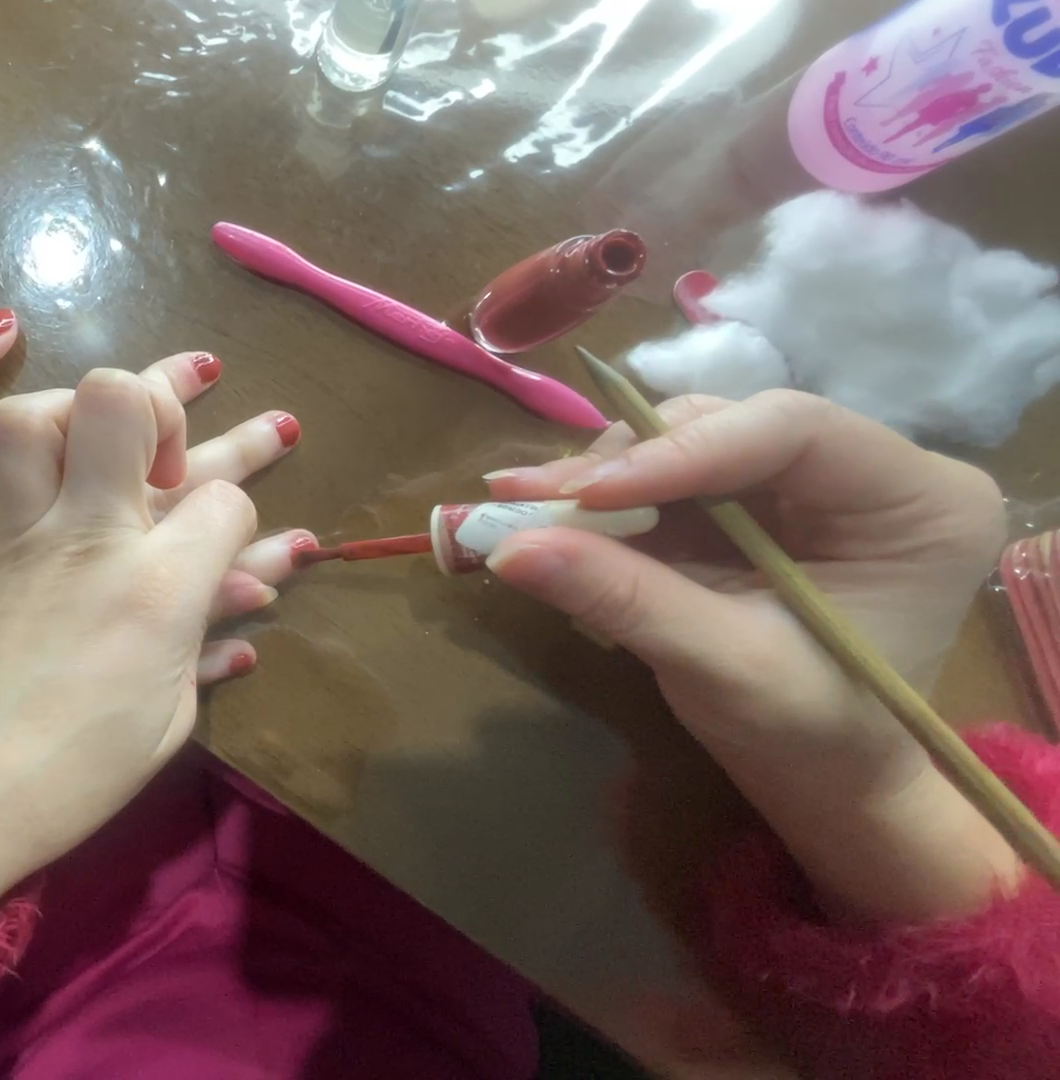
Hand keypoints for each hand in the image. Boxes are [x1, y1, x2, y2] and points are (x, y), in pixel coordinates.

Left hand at [0, 367, 310, 936]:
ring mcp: (12, 536)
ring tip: (80, 457)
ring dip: (63, 418)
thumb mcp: (172, 712)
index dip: (235, 516)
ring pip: (27, 417)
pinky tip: (3, 484)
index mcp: (157, 589)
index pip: (225, 500)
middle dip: (152, 405)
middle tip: (152, 458)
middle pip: (117, 401)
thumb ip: (207, 632)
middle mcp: (85, 538)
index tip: (218, 546)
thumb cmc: (83, 773)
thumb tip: (253, 586)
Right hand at [486, 390, 1015, 921]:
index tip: (581, 495)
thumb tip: (506, 548)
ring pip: (672, 445)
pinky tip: (538, 510)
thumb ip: (622, 598)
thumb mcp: (721, 666)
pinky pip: (649, 480)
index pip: (788, 430)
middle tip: (527, 495)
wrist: (818, 771)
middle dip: (617, 462)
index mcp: (911, 502)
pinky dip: (590, 500)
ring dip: (590, 477)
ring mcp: (787, 486)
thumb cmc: (808, 731)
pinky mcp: (730, 506)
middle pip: (719, 426)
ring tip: (517, 503)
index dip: (675, 451)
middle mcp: (855, 472)